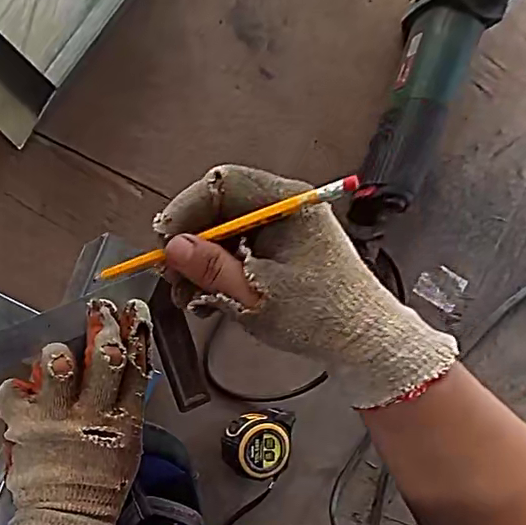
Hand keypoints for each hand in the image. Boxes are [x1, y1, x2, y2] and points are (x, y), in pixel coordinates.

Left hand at [0, 298, 152, 524]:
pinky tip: (20, 393)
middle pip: (104, 357)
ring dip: (56, 354)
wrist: (66, 518)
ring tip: (55, 355)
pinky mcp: (24, 425)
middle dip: (102, 325)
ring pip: (57, 365)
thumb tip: (119, 368)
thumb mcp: (125, 445)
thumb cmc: (98, 484)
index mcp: (123, 419)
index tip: (132, 310)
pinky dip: (13, 389)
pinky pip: (13, 391)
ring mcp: (56, 418)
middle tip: (97, 310)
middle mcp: (92, 414)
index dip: (135, 332)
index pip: (135, 365)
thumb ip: (122, 407)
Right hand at [156, 164, 457, 408]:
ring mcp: (281, 228)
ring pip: (222, 231)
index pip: (222, 184)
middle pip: (218, 208)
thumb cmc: (320, 318)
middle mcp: (284, 208)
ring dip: (199, 262)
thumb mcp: (254, 296)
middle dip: (189, 242)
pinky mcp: (278, 248)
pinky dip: (216, 270)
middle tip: (171, 276)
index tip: (165, 243)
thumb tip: (174, 247)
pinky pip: (236, 248)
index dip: (186, 210)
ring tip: (189, 296)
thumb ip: (211, 268)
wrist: (360, 341)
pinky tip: (207, 296)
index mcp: (287, 204)